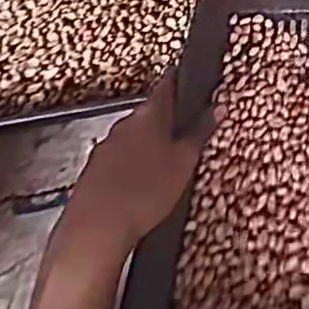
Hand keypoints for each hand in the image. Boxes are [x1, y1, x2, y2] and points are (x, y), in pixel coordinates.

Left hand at [63, 72, 214, 244]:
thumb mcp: (184, 162)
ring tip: (161, 169)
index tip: (185, 77)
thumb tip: (217, 108)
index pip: (167, 85)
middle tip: (182, 136)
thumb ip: (201, 132)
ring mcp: (104, 148)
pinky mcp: (91, 172)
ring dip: (145, 146)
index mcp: (149, 114)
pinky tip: (137, 189)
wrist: (95, 231)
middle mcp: (124, 124)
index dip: (178, 80)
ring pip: (131, 137)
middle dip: (164, 121)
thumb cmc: (144, 192)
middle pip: (149, 113)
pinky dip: (127, 167)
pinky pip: (115, 160)